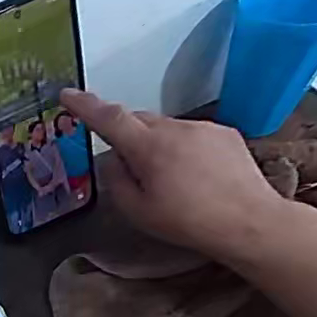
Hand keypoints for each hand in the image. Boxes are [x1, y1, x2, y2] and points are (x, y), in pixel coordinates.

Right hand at [59, 88, 291, 257]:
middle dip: (125, 134)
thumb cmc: (186, 222)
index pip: (109, 118)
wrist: (249, 221)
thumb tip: (114, 160)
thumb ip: (117, 181)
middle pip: (138, 120)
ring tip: (166, 179)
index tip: (67, 94)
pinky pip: (190, 134)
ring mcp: (203, 127)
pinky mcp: (224, 133)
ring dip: (155, 145)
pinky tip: (192, 176)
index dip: (85, 105)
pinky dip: (181, 148)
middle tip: (126, 165)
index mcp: (149, 148)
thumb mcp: (138, 211)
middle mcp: (175, 128)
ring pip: (165, 128)